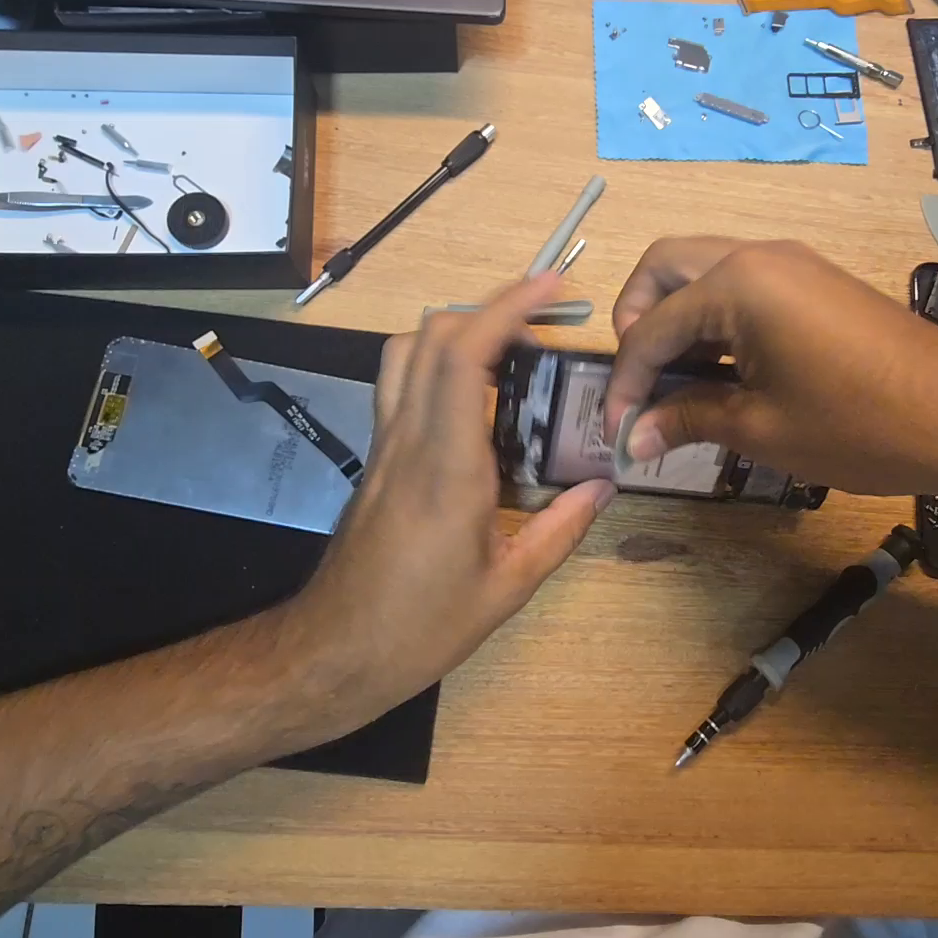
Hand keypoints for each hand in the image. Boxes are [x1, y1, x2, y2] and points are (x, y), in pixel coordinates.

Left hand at [283, 274, 616, 724]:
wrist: (334, 651)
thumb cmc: (421, 627)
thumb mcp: (508, 588)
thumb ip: (560, 529)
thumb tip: (603, 486)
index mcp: (448, 467)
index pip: (465, 359)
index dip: (507, 308)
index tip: (551, 286)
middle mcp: (408, 439)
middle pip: (431, 336)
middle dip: (489, 308)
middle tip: (542, 323)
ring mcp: (384, 444)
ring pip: (405, 352)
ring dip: (455, 330)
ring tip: (507, 348)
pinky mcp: (375, 457)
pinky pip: (400, 385)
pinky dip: (437, 362)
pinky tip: (474, 396)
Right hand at [603, 238, 937, 499]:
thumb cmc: (858, 426)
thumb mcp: (760, 429)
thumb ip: (686, 420)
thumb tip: (633, 438)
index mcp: (738, 284)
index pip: (652, 326)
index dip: (626, 380)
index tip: (615, 427)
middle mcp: (758, 255)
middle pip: (665, 266)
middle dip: (636, 319)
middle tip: (639, 377)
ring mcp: (790, 263)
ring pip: (702, 270)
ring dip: (673, 316)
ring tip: (674, 379)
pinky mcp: (812, 281)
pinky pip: (739, 284)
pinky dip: (712, 317)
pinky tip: (718, 369)